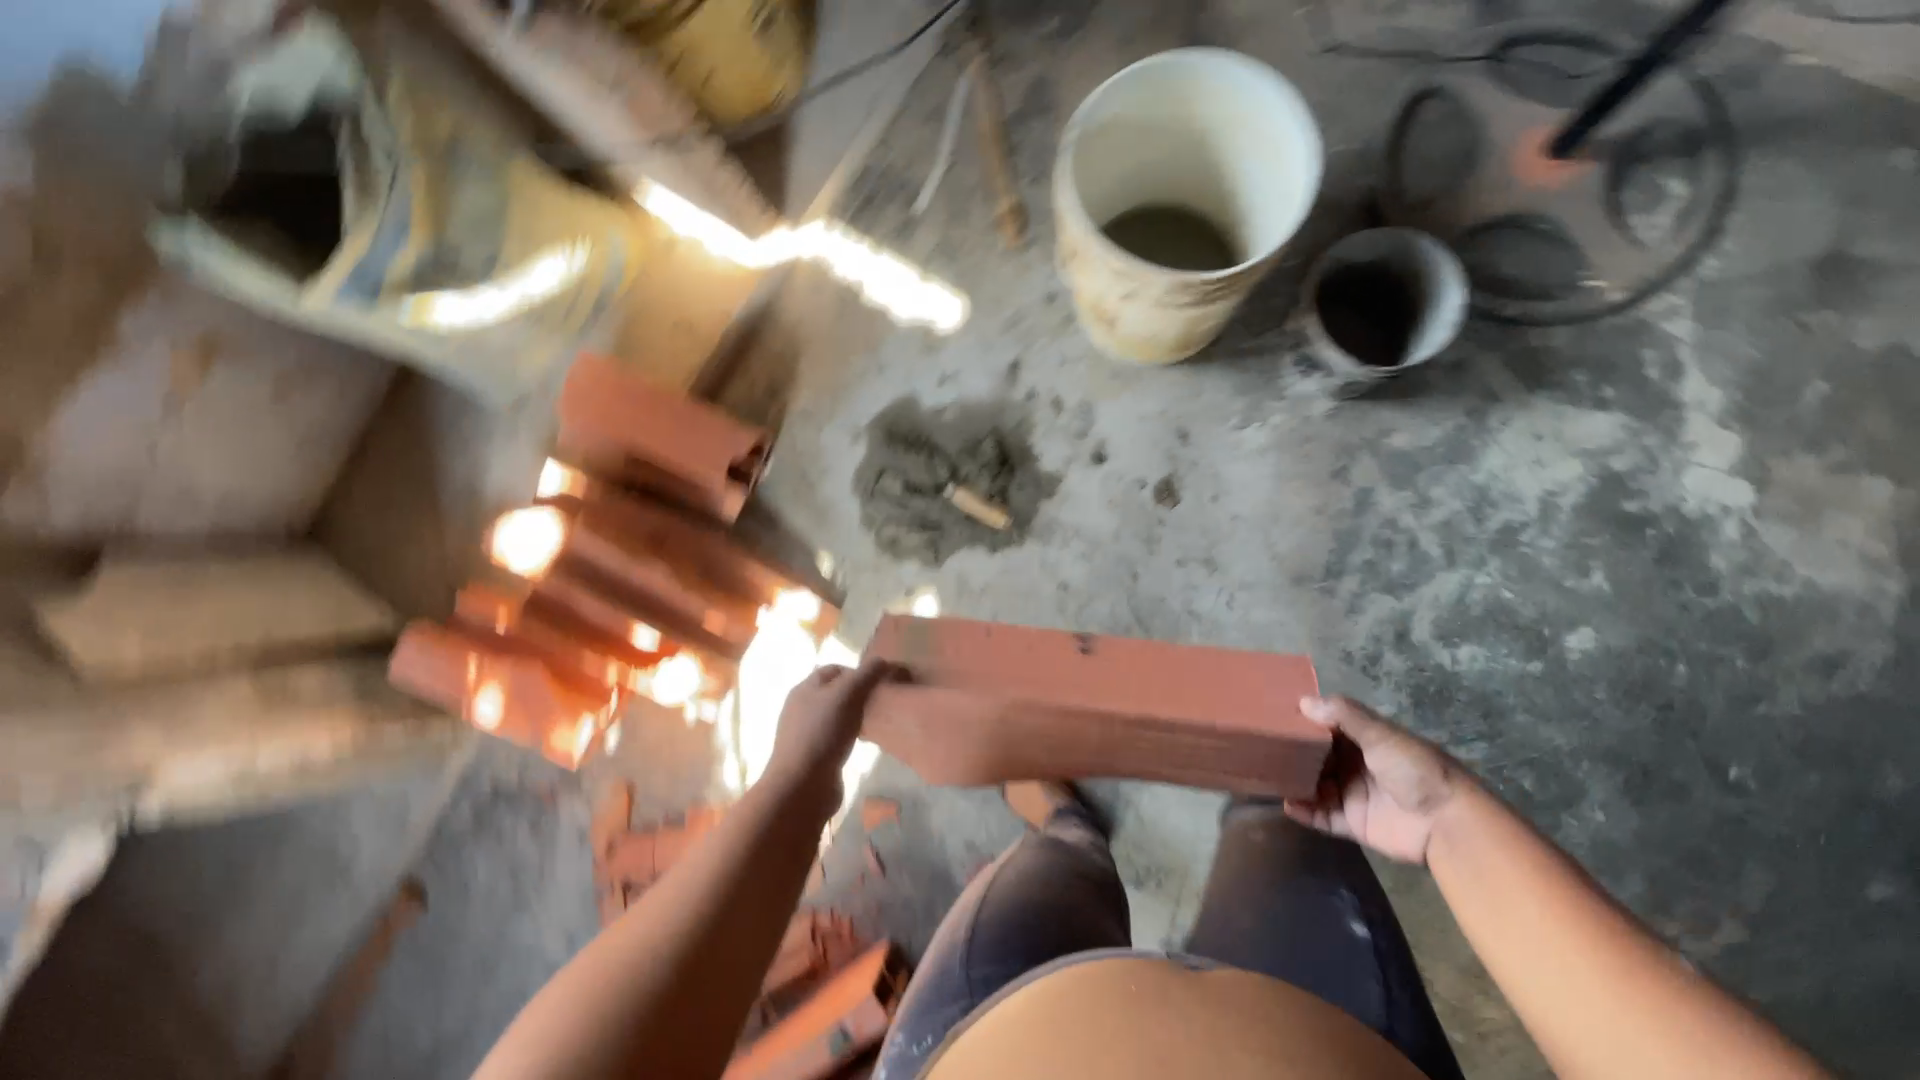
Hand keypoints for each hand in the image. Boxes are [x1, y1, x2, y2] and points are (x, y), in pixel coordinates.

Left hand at [760, 657, 900, 809]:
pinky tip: (863, 743)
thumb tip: (882, 661)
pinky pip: (836, 737)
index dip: (858, 671)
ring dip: (855, 716)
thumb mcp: (846, 695)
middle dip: (858, 694)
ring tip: (877, 722)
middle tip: (882, 702)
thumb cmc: (822, 733)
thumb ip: (865, 675)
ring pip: (836, 716)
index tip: (880, 682)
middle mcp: (802, 708)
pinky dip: (851, 736)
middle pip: (835, 692)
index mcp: (805, 688)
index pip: (834, 669)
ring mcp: (807, 733)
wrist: (802, 786)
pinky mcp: (815, 756)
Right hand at [1285, 695, 1474, 864]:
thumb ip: (1344, 716)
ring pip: (1316, 787)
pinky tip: (1286, 804)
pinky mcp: (1353, 824)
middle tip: (1261, 748)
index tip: (1275, 717)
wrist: (1445, 822)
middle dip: (1294, 755)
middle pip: (1318, 758)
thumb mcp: (1381, 735)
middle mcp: (1357, 766)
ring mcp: (1354, 796)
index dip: (1305, 723)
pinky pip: (1322, 817)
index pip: (1329, 728)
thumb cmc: (1415, 769)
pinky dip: (1305, 812)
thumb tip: (1303, 701)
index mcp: (1367, 741)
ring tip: (1266, 776)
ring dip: (1295, 783)